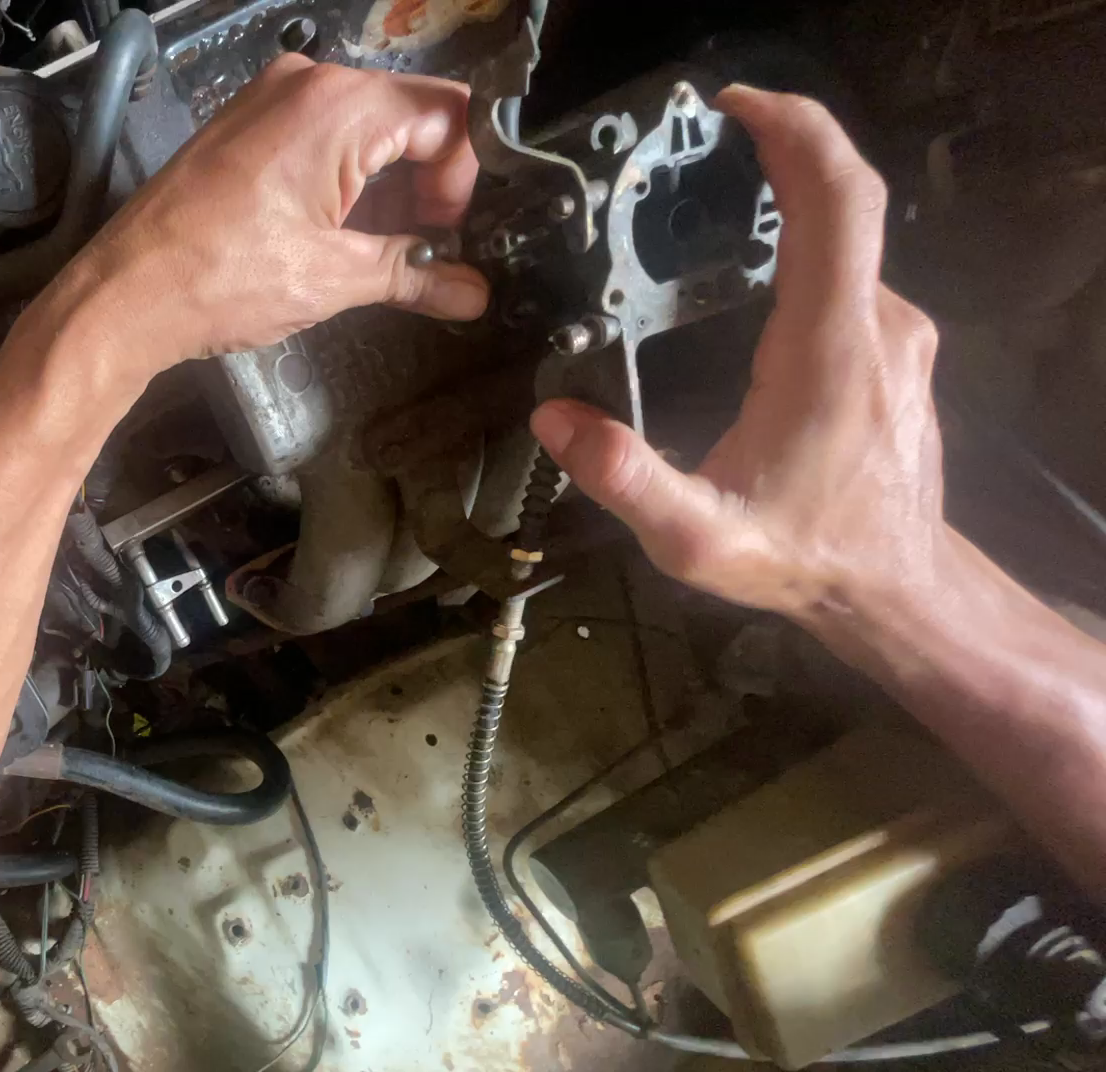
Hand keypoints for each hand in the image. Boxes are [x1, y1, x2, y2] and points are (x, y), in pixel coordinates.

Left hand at [62, 55, 490, 371]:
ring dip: (380, 195)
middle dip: (422, 190)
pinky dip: (337, 189)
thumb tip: (469, 293)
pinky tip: (330, 241)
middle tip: (419, 254)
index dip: (463, 181)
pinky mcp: (239, 136)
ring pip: (357, 136)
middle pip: (403, 121)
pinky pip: (312, 146)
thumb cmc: (218, 280)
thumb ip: (411, 276)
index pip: (447, 117)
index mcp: (338, 106)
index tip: (449, 237)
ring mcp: (265, 107)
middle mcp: (303, 87)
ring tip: (373, 257)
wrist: (124, 297)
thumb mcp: (331, 280)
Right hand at [528, 86, 949, 624]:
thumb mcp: (692, 536)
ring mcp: (893, 338)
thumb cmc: (798, 556)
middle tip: (681, 164)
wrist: (892, 588)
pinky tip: (732, 286)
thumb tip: (552, 418)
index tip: (735, 108)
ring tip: (690, 221)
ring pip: (840, 248)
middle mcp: (878, 327)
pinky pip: (842, 280)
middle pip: (840, 211)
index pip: (836, 208)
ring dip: (773, 215)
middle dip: (768, 166)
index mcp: (829, 352)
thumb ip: (623, 477)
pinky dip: (790, 256)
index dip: (794, 138)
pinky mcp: (888, 355)